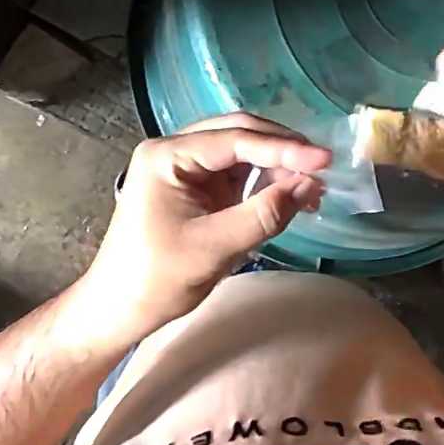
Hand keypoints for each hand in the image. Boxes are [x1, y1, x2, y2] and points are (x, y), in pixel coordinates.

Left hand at [77, 114, 328, 343]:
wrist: (118, 309)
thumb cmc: (156, 279)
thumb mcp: (213, 248)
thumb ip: (263, 215)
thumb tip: (309, 186)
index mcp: (166, 155)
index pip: (234, 140)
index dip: (283, 148)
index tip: (324, 160)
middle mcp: (175, 152)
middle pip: (238, 135)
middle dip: (281, 150)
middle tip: (323, 167)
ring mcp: (185, 169)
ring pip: (241, 153)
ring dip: (276, 166)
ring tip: (313, 187)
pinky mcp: (196, 189)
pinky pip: (237, 175)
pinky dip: (264, 184)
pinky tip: (291, 196)